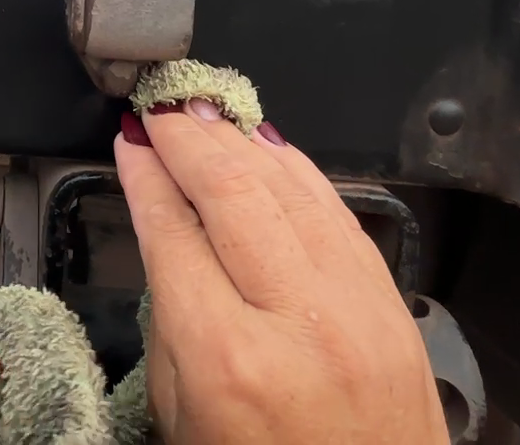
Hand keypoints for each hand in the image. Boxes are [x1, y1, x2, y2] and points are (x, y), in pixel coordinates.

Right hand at [115, 102, 446, 444]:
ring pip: (286, 188)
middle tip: (159, 108)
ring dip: (237, 140)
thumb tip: (166, 216)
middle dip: (186, 139)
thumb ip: (169, 308)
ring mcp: (356, 308)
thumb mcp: (178, 410)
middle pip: (231, 193)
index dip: (144, 175)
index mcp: (227, 356)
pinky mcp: (391, 304)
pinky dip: (294, 167)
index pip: (173, 230)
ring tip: (201, 110)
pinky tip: (263, 142)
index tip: (128, 140)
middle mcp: (297, 321)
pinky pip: (335, 209)